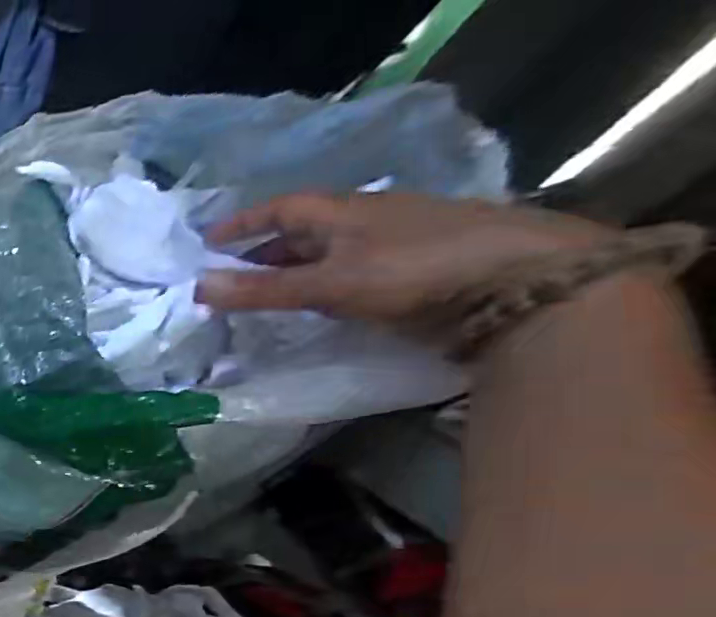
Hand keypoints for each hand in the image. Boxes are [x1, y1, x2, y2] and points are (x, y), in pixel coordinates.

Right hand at [196, 192, 616, 329]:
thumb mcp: (328, 283)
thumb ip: (263, 289)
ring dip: (288, 274)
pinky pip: (345, 276)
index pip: (282, 208)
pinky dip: (316, 290)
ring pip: (324, 256)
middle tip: (224, 280)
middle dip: (260, 254)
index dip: (243, 223)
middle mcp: (365, 223)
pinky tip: (308, 309)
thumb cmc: (414, 271)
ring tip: (257, 299)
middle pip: (301, 233)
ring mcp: (390, 247)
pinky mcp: (410, 274)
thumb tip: (196, 287)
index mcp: (345, 212)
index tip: (207, 242)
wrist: (518, 284)